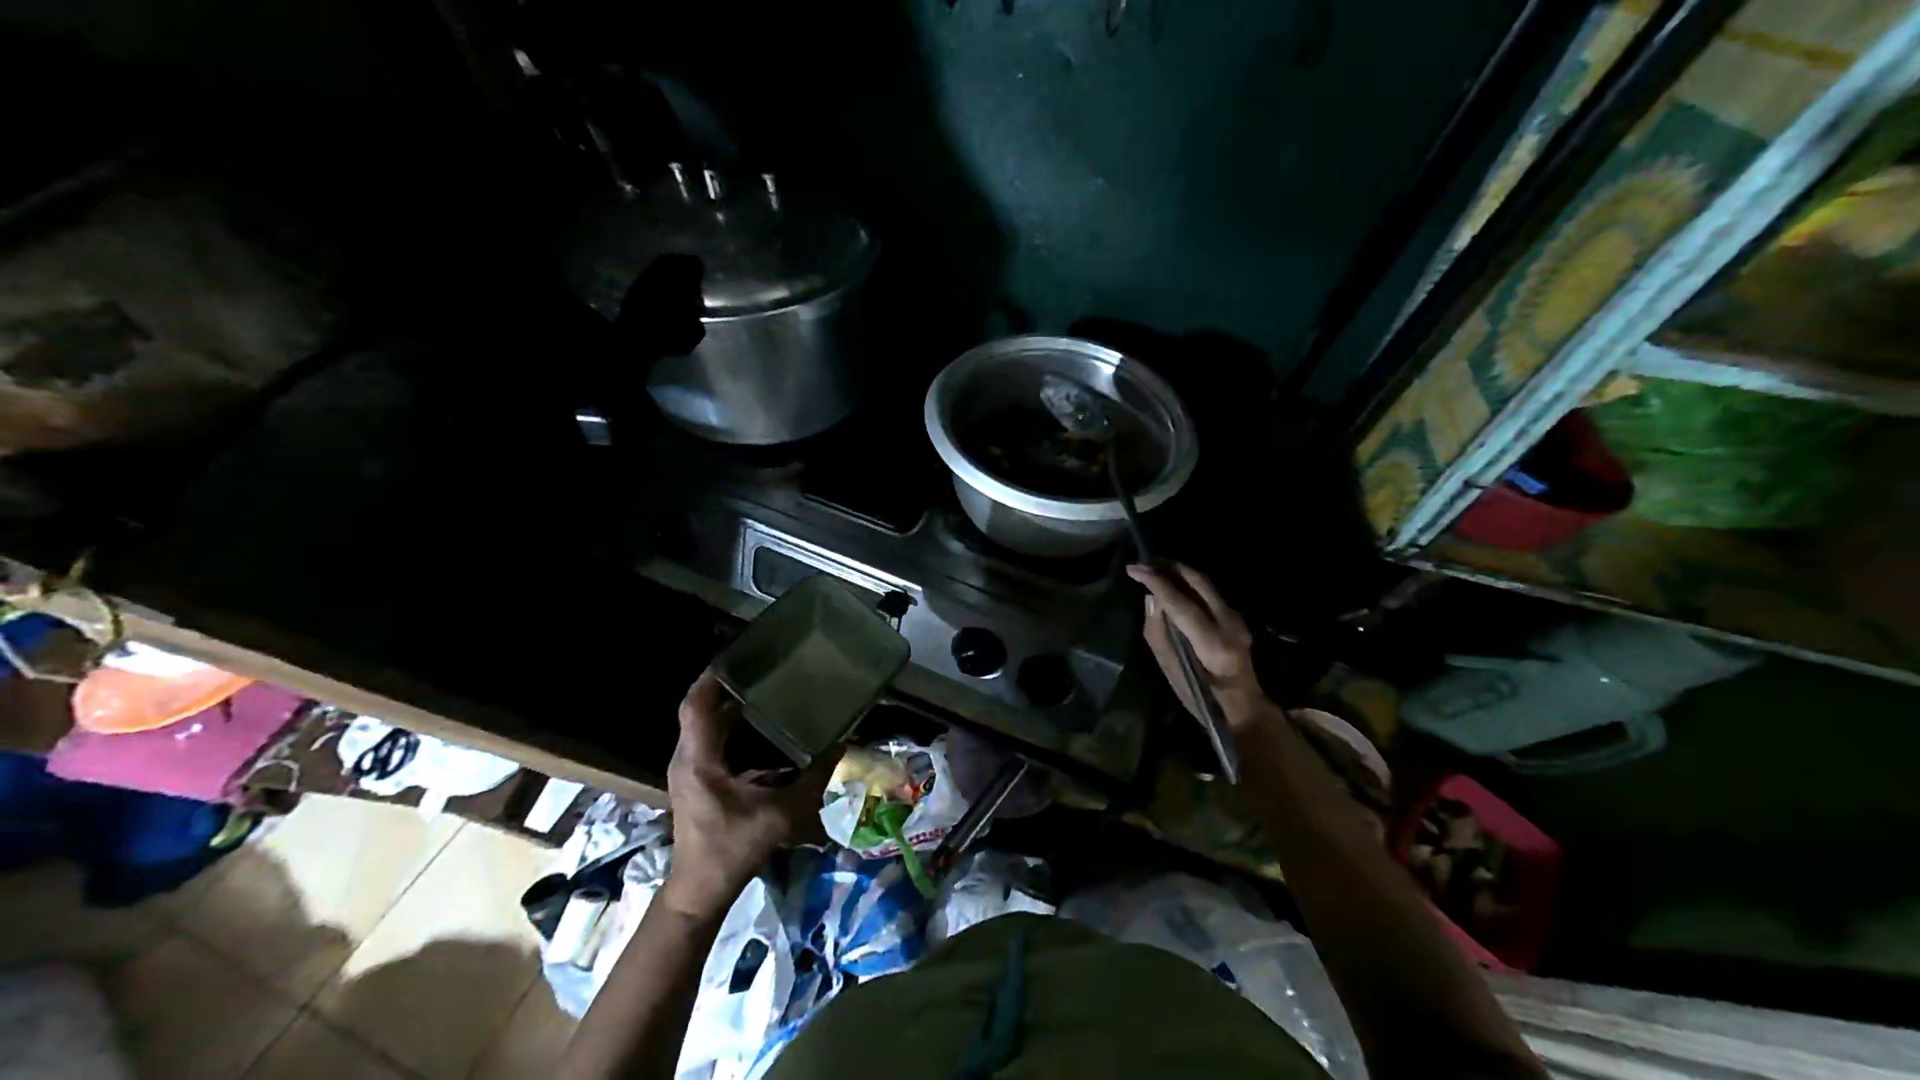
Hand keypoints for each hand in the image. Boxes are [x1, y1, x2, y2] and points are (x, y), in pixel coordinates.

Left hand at [660, 670, 838, 918]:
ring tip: (761, 689)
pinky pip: (709, 741)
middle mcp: (687, 758)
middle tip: (761, 668)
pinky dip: (728, 728)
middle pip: (700, 710)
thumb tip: (843, 745)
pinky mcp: (695, 781)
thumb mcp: (780, 813)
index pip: (696, 705)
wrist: (701, 889)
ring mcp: (688, 770)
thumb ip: (813, 778)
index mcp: (699, 759)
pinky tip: (757, 727)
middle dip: (727, 686)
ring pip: (703, 726)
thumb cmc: (734, 847)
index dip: (714, 677)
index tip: (738, 655)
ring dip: (727, 707)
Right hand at [1127, 563, 1270, 729]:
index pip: (1179, 601)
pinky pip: (1208, 591)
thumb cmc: (1204, 698)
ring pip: (1204, 582)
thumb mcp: (1173, 672)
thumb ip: (1159, 634)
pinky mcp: (1235, 617)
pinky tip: (1171, 586)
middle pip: (1197, 580)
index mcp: (1212, 642)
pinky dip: (1187, 583)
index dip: (1154, 581)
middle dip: (1168, 566)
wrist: (1244, 707)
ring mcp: (1236, 618)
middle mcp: (1229, 622)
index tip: (1132, 569)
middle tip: (1143, 563)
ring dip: (1178, 572)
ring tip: (1153, 569)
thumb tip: (1151, 600)